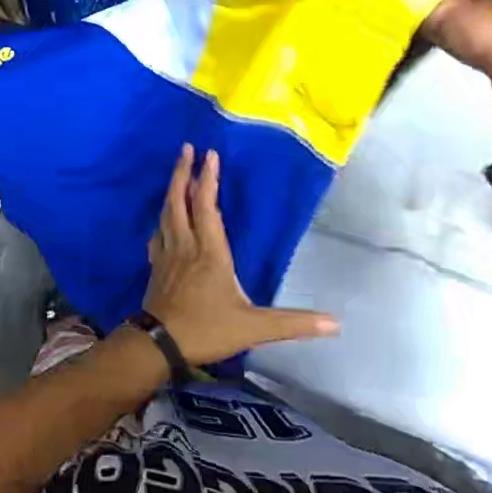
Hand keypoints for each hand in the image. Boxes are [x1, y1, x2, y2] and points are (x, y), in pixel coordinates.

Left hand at [143, 144, 338, 363]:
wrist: (158, 343)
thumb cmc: (206, 330)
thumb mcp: (253, 328)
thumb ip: (293, 322)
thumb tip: (335, 323)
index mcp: (209, 252)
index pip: (207, 207)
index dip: (207, 179)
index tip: (210, 154)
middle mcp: (185, 246)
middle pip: (179, 201)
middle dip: (182, 173)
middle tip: (185, 149)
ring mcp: (167, 255)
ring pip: (165, 213)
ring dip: (171, 190)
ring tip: (177, 174)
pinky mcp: (155, 266)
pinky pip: (158, 233)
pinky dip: (161, 218)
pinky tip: (163, 220)